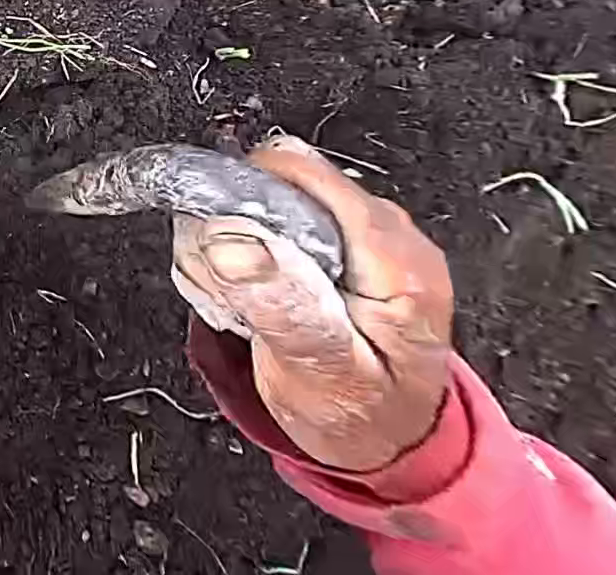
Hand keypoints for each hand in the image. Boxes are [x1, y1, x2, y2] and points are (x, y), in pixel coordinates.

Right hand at [173, 136, 454, 470]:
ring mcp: (366, 229)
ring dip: (240, 238)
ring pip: (276, 190)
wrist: (392, 440)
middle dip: (240, 223)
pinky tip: (257, 289)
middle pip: (286, 179)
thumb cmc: (367, 418)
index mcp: (395, 261)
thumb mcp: (321, 375)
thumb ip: (282, 307)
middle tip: (234, 289)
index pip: (308, 176)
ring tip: (247, 300)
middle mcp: (387, 231)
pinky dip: (253, 243)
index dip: (252, 193)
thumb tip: (232, 239)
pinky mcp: (345, 234)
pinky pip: (284, 210)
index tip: (220, 233)